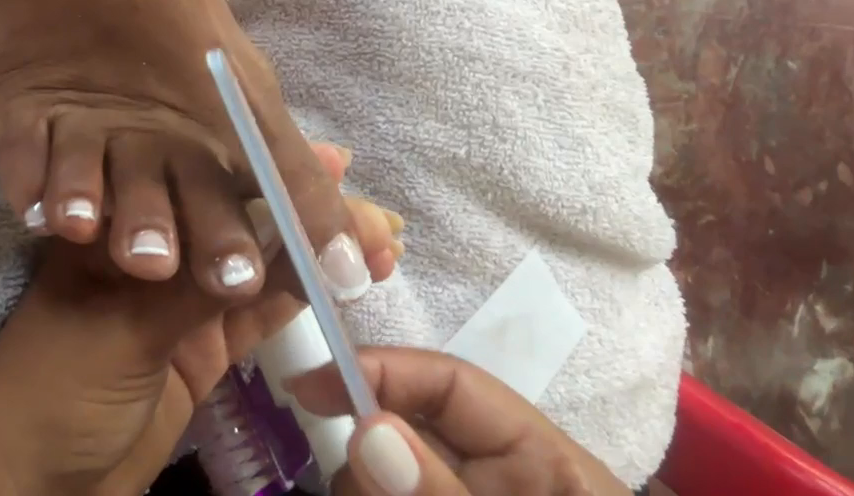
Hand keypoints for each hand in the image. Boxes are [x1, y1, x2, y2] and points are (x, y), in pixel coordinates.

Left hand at [0, 145, 372, 495]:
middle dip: (294, 203)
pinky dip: (294, 296)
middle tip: (363, 196)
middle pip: (230, 216)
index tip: (320, 155)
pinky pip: (252, 314)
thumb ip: (195, 290)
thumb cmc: (49, 391)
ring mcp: (173, 299)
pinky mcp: (194, 348)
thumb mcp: (121, 330)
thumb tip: (272, 239)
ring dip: (306, 249)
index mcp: (112, 221)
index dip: (256, 165)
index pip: (191, 180)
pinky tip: (337, 278)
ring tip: (374, 235)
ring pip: (249, 263)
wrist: (26, 484)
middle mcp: (146, 246)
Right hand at [288, 349, 630, 495]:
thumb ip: (444, 494)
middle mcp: (506, 474)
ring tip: (344, 495)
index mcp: (546, 462)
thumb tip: (364, 427)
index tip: (307, 385)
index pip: (451, 382)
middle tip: (338, 484)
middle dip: (363, 450)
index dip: (379, 370)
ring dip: (361, 484)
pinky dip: (366, 495)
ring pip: (391, 473)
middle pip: (409, 429)